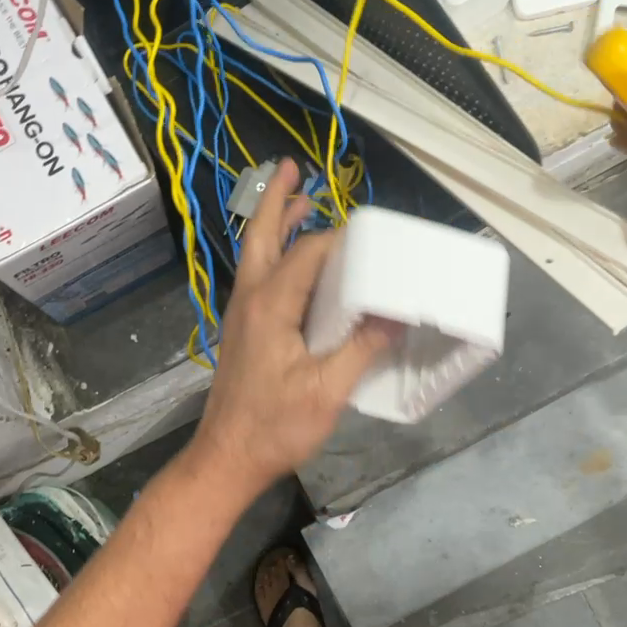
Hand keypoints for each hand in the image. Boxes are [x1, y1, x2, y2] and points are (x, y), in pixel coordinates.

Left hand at [184, 160, 393, 494]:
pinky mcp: (241, 332)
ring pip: (255, 256)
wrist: (226, 458)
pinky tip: (294, 265)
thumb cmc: (274, 427)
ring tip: (298, 200)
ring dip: (274, 225)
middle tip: (291, 168)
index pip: (310, 252)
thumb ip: (363, 347)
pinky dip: (275, 256)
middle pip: (262, 237)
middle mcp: (250, 299)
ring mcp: (240, 315)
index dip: (342, 237)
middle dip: (277, 201)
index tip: (376, 234)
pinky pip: (258, 278)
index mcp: (270, 305)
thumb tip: (399, 312)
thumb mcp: (328, 390)